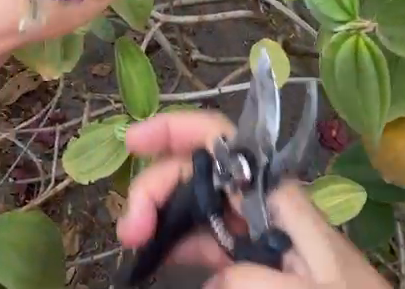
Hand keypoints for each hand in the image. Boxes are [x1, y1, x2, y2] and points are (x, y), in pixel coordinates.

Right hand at [117, 113, 390, 288]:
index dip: (175, 130)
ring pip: (195, 208)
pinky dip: (176, 246)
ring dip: (160, 217)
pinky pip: (204, 243)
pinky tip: (157, 260)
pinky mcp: (253, 263)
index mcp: (275, 194)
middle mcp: (260, 204)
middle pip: (197, 174)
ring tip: (134, 243)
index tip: (133, 142)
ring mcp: (254, 234)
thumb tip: (210, 275)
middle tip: (129, 229)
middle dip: (156, 186)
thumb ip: (256, 278)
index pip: (220, 142)